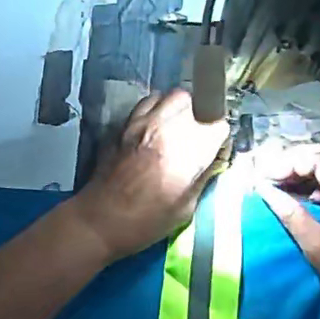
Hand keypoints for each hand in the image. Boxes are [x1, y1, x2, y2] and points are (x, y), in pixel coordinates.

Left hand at [64, 89, 228, 260]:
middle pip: (196, 103)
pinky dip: (156, 109)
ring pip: (171, 96)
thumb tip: (211, 161)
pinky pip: (147, 102)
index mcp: (188, 151)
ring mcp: (143, 122)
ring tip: (177, 128)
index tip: (214, 151)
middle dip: (201, 117)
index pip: (219, 125)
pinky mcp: (124, 123)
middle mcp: (167, 128)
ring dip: (179, 109)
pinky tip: (155, 127)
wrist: (100, 220)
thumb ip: (202, 177)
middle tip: (197, 138)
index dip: (219, 139)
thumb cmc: (146, 222)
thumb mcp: (186, 207)